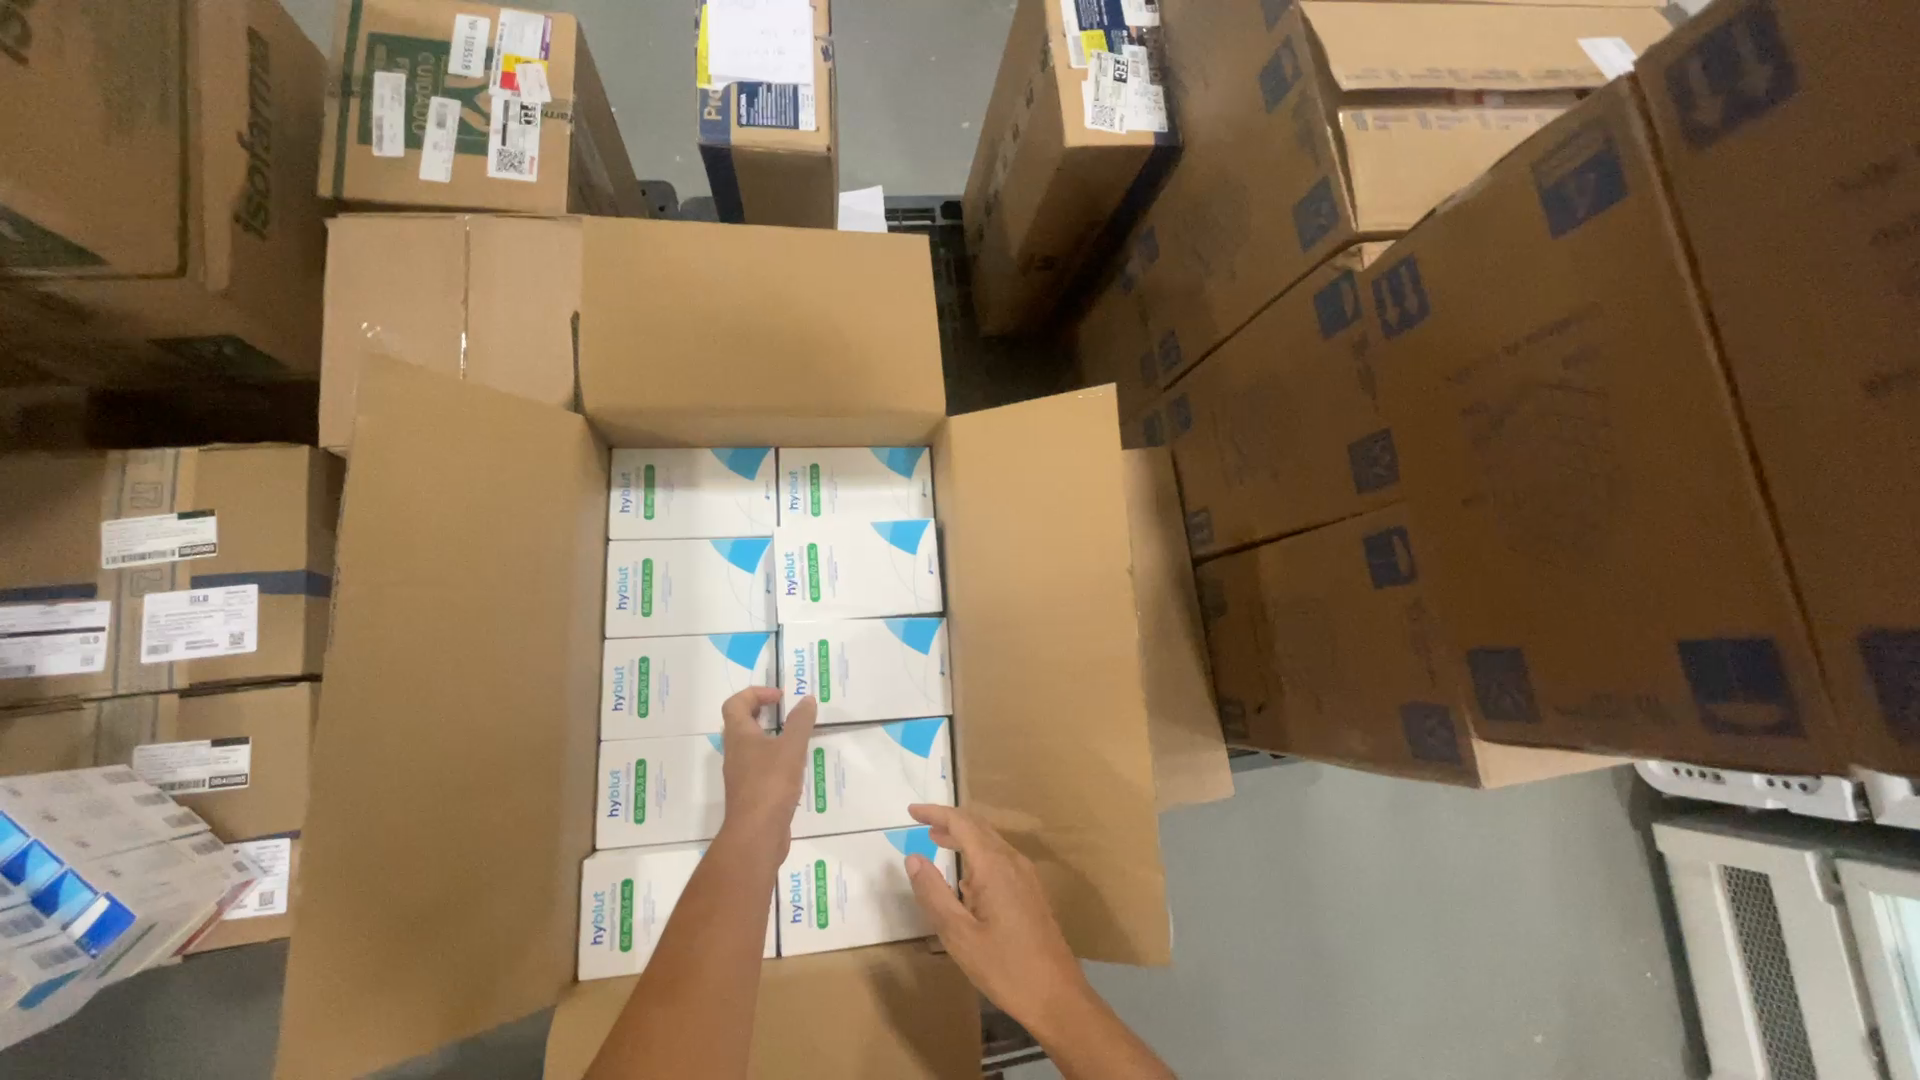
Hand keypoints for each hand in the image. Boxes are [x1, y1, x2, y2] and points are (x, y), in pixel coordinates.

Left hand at [718, 688, 816, 861]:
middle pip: (740, 723)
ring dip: (770, 736)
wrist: (756, 834)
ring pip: (751, 747)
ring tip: (796, 738)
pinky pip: (760, 767)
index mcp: (739, 736)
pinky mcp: (751, 793)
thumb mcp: (791, 748)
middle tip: (787, 712)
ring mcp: (741, 775)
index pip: (735, 703)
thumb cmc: (770, 784)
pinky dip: (775, 759)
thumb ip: (800, 722)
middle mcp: (735, 753)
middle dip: (762, 712)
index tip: (780, 697)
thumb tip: (806, 700)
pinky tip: (796, 767)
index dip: (755, 693)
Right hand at [904, 803, 1089, 1031]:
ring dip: (963, 837)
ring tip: (938, 841)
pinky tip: (966, 877)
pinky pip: (1000, 858)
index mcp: (994, 866)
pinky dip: (977, 854)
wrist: (1057, 996)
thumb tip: (913, 858)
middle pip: (978, 826)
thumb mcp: (959, 935)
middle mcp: (1013, 861)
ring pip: (991, 842)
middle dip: (948, 821)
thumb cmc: (1004, 967)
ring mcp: (1026, 876)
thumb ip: (934, 893)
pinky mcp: (1031, 891)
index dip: (935, 813)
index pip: (961, 823)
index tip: (911, 811)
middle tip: (921, 824)